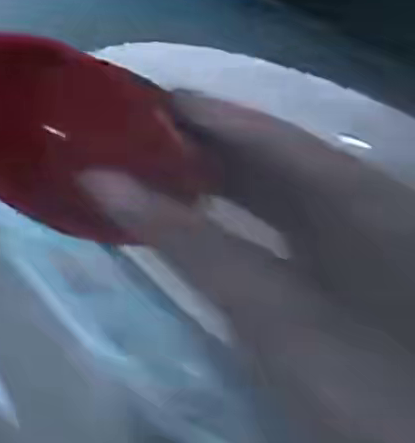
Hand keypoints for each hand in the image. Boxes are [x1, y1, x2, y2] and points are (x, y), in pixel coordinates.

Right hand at [83, 93, 414, 442]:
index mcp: (380, 215)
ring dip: (210, 181)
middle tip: (116, 125)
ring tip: (136, 164)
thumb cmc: (369, 381)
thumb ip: (184, 238)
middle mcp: (385, 229)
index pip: (282, 143)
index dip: (206, 113)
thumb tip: (90, 173)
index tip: (128, 91)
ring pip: (284, 204)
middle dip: (198, 144)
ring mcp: (378, 270)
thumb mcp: (275, 313)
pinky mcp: (361, 304)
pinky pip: (285, 236)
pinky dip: (229, 217)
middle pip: (283, 170)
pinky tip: (185, 215)